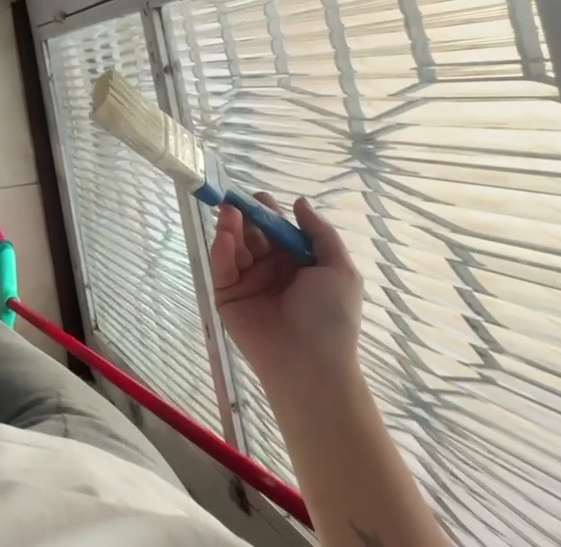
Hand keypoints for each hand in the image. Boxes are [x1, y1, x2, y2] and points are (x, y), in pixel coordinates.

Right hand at [209, 193, 362, 384]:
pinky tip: (225, 237)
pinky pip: (221, 266)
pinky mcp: (226, 294)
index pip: (278, 230)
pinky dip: (221, 249)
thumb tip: (299, 202)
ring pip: (235, 246)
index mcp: (297, 263)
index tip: (258, 197)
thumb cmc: (331, 315)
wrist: (308, 362)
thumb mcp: (339, 270)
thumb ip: (320, 233)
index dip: (268, 213)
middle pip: (253, 234)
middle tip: (235, 200)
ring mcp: (247, 281)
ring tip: (229, 213)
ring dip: (231, 228)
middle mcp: (271, 269)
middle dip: (245, 216)